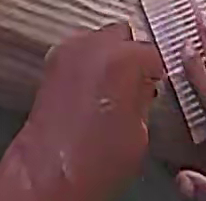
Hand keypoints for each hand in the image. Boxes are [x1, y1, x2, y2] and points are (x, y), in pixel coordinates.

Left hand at [0, 23, 163, 200]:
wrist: (51, 170)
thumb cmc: (96, 159)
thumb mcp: (139, 133)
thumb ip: (143, 97)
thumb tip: (143, 86)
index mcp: (125, 59)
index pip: (151, 51)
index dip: (154, 70)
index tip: (154, 81)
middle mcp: (97, 44)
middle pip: (123, 34)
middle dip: (130, 54)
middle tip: (132, 80)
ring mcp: (72, 47)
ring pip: (98, 38)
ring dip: (106, 54)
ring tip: (107, 84)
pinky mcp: (53, 57)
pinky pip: (78, 49)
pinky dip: (86, 60)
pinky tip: (87, 86)